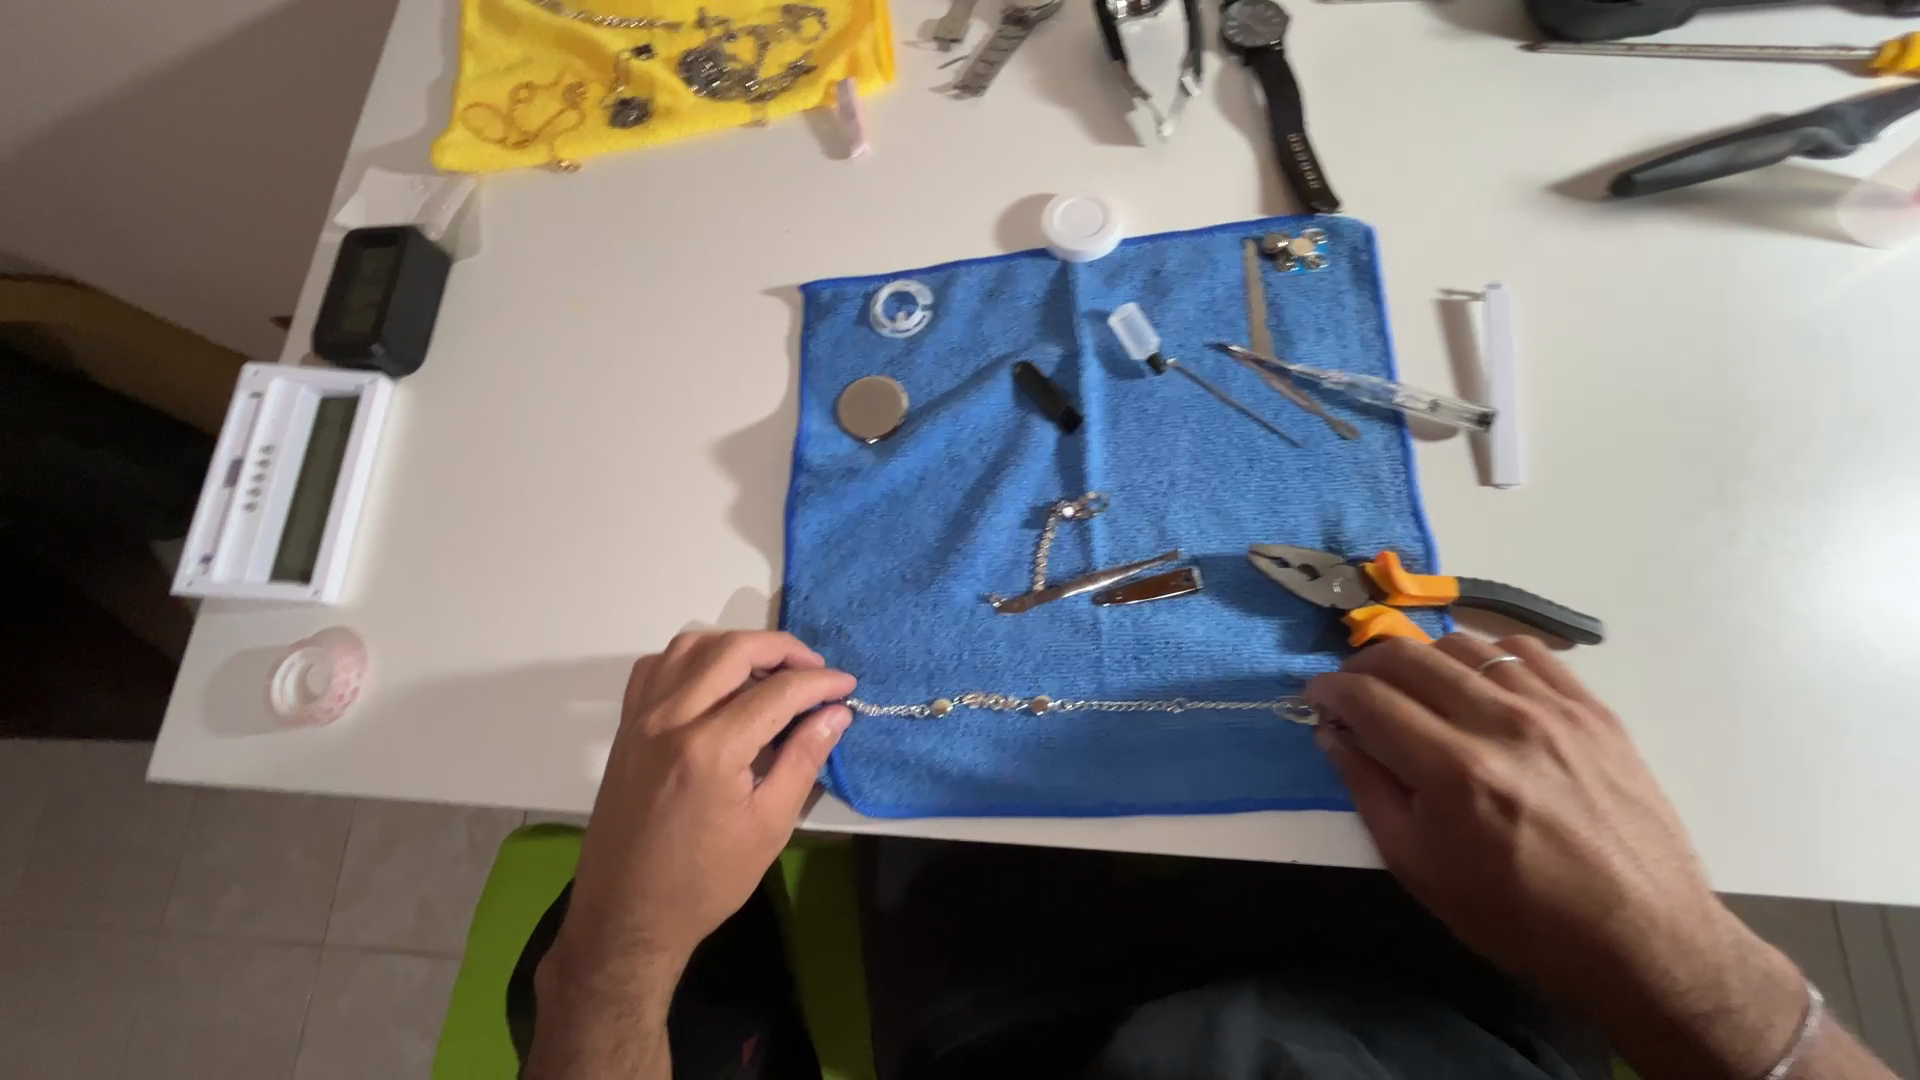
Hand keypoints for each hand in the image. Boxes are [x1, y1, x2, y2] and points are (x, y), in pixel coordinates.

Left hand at [547, 631, 854, 1002]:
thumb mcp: (770, 825)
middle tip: (814, 669)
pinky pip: (658, 666)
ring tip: (770, 669)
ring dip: (737, 645)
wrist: (627, 918)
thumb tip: (837, 712)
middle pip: (733, 650)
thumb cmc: (706, 880)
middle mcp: (671, 720)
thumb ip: (805, 758)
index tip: (847, 687)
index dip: (820, 683)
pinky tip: (716, 679)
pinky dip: (692, 657)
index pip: (777, 691)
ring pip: (691, 645)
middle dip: (783, 648)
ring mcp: (641, 719)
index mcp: (711, 750)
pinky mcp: (626, 727)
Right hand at [1305, 634, 1807, 1079]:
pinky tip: (1475, 682)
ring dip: (1419, 657)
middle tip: (1352, 687)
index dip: (1328, 690)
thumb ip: (1365, 787)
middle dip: (1361, 664)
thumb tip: (1332, 732)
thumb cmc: (1515, 914)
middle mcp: (1501, 726)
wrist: (1643, 942)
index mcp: (1453, 771)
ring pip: (1461, 644)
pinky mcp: (1594, 712)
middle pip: (1407, 657)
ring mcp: (1554, 712)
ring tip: (1412, 686)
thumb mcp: (1414, 864)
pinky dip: (1484, 655)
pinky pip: (1524, 651)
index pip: (1367, 698)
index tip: (1315, 697)